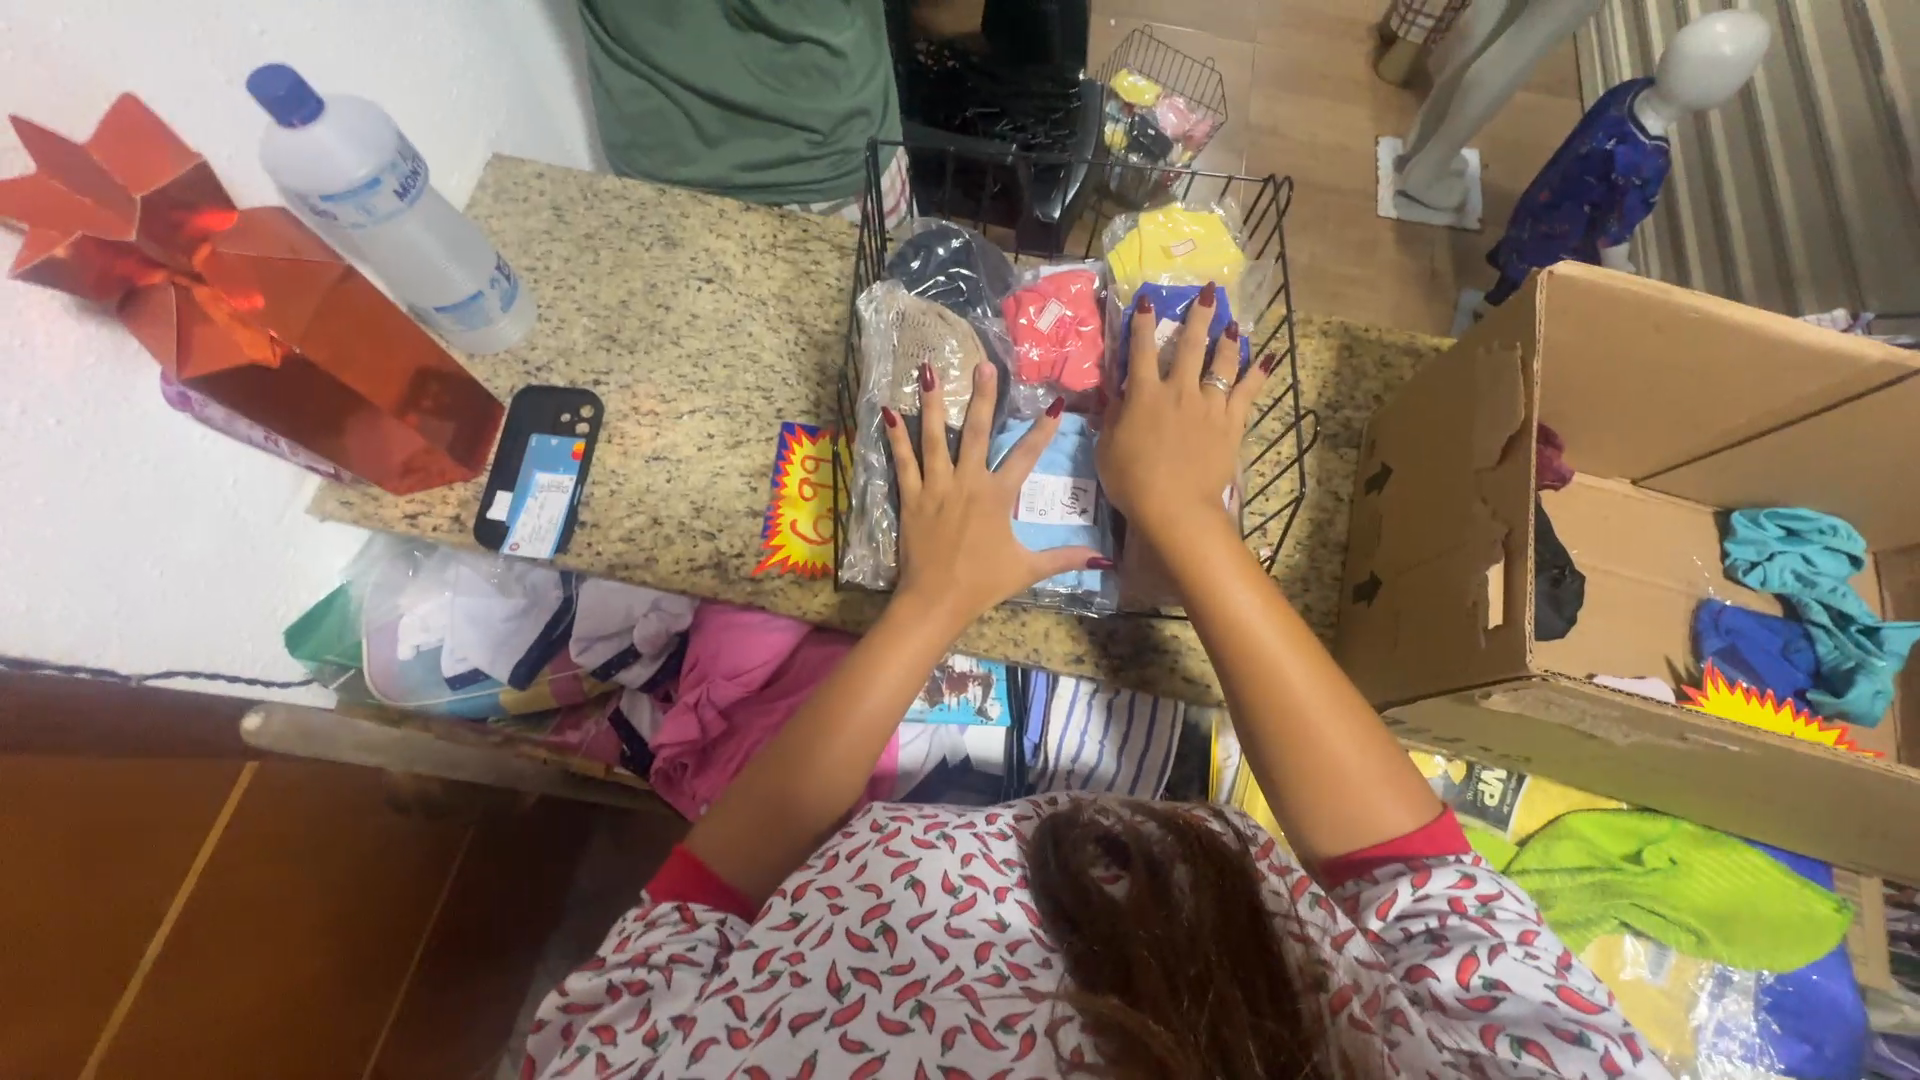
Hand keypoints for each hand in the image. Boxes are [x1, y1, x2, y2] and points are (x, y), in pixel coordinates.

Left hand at [883, 361, 1104, 631]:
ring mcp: (936, 488)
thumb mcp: (1027, 570)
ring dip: (933, 404)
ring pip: (935, 438)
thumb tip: (1101, 558)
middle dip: (982, 397)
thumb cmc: (982, 585)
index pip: (1026, 456)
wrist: (936, 600)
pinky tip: (889, 412)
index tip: (1056, 404)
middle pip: (976, 432)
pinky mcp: (911, 498)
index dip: (1043, 430)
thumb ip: (1062, 558)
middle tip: (983, 365)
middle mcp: (968, 483)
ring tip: (928, 371)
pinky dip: (896, 438)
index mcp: (997, 497)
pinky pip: (903, 463)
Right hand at [1096, 282, 1274, 544]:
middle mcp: (1178, 390)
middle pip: (1190, 345)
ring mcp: (1208, 405)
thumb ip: (1113, 416)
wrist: (1174, 506)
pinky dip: (1257, 374)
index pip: (1140, 349)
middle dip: (1199, 316)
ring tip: (1233, 324)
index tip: (1146, 299)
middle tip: (1208, 293)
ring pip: (1221, 362)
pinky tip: (1266, 360)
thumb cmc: (1132, 481)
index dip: (1141, 322)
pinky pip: (1247, 392)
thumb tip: (1117, 394)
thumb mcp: (1107, 448)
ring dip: (1227, 339)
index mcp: (1143, 395)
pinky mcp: (1231, 423)